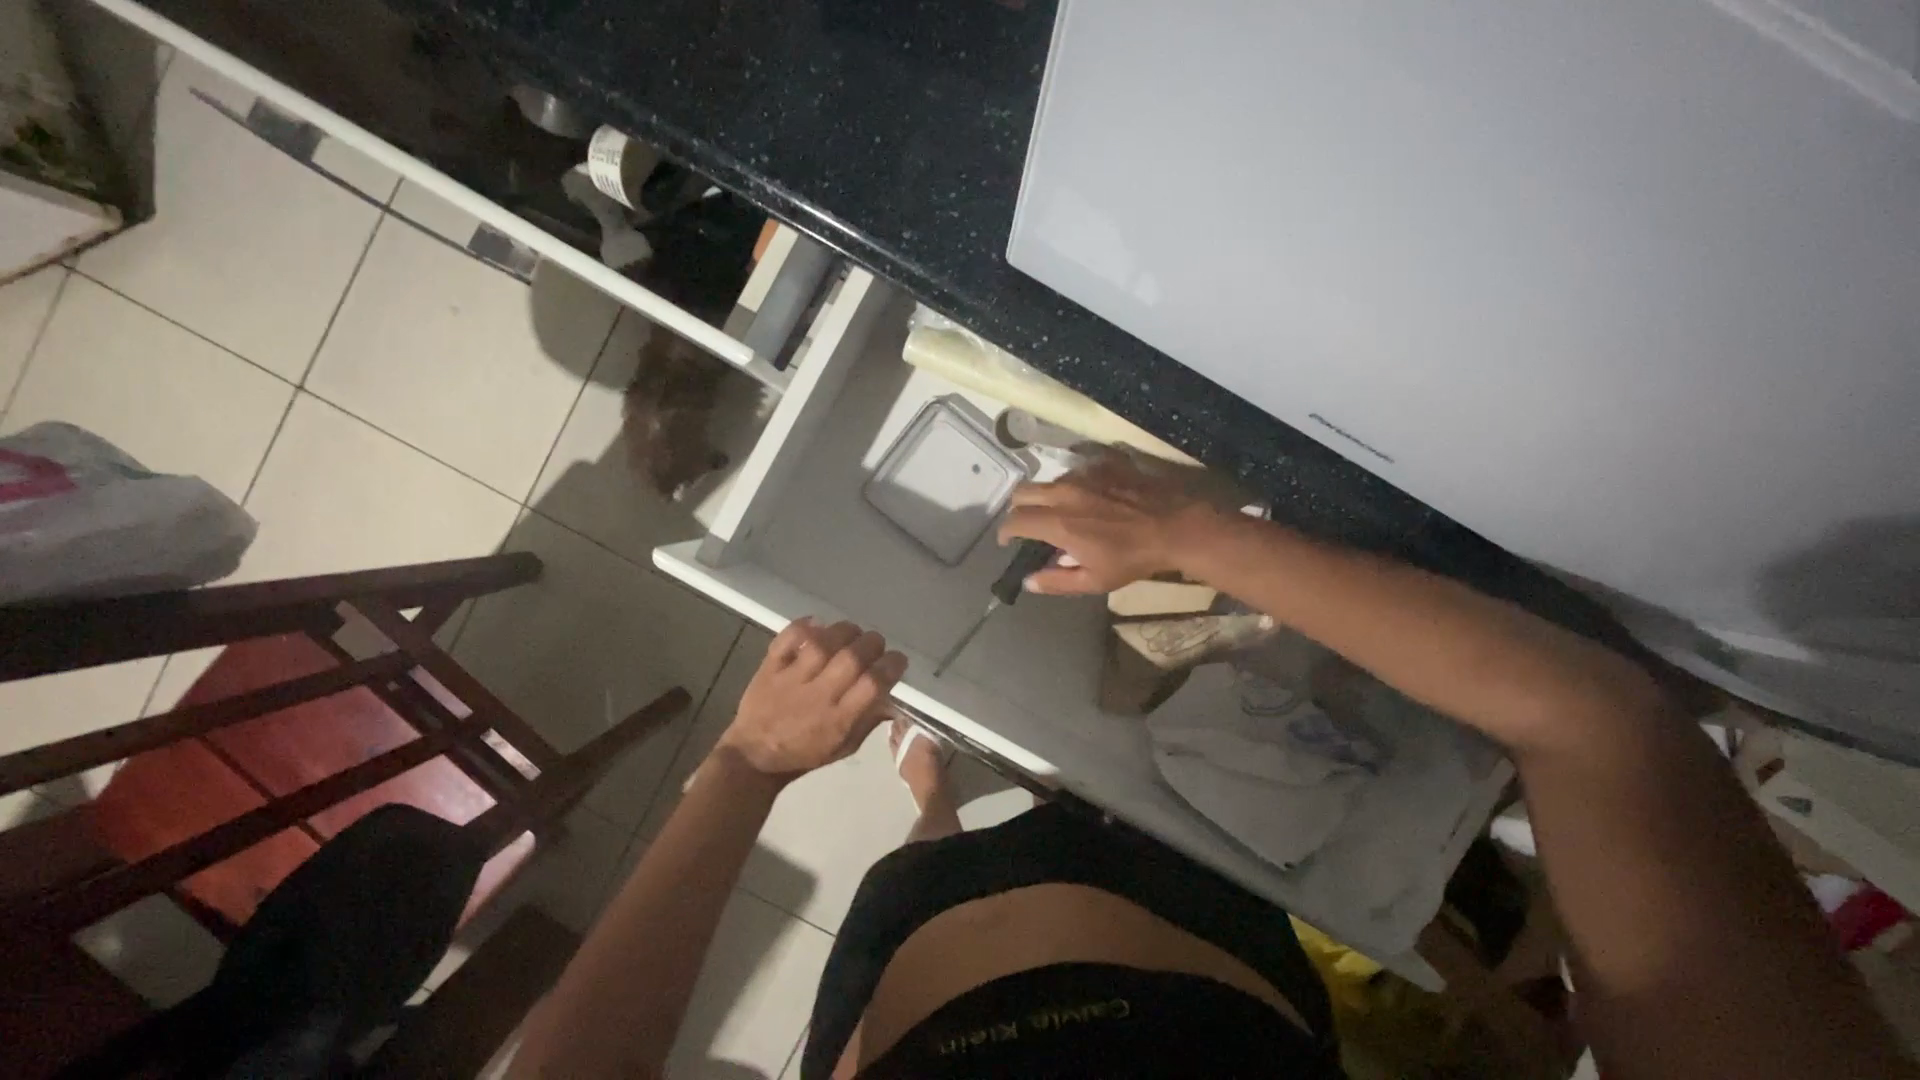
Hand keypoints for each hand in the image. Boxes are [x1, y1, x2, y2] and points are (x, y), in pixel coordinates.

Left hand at [717, 617, 907, 780]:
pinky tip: (817, 624)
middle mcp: (818, 696)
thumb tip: (893, 696)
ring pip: (822, 644)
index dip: (891, 666)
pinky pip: (787, 639)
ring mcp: (791, 679)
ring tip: (852, 631)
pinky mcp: (770, 667)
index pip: (872, 685)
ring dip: (843, 631)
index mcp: (839, 720)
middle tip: (876, 643)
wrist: (754, 756)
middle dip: (871, 644)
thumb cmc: (805, 753)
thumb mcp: (845, 747)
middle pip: (851, 659)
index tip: (898, 660)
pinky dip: (803, 626)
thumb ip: (870, 720)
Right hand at [998, 451, 1227, 594]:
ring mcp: (1084, 474)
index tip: (1007, 541)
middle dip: (1017, 507)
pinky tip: (1088, 495)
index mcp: (1057, 522)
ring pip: (1050, 480)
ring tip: (1060, 510)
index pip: (1015, 521)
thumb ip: (1056, 581)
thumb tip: (1028, 581)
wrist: (1175, 526)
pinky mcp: (1104, 463)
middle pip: (1023, 492)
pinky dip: (1074, 483)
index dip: (1005, 531)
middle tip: (1025, 522)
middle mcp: (1063, 492)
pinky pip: (1077, 469)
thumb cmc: (1133, 558)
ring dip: (1046, 495)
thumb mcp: (1094, 580)